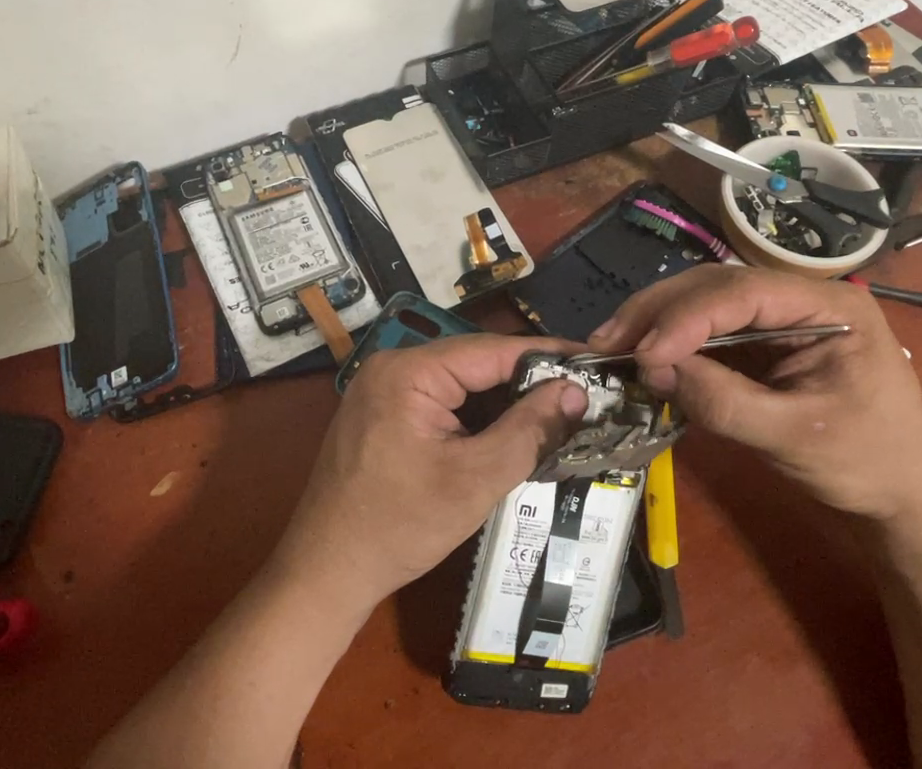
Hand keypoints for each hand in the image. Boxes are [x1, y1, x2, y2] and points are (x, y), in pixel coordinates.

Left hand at [269, 335, 587, 610]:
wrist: (326, 570)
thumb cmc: (399, 526)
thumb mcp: (475, 480)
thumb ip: (528, 430)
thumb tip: (575, 391)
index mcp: (408, 372)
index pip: (492, 350)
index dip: (548, 355)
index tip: (595, 362)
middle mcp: (392, 368)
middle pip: (475, 364)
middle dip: (528, 380)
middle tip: (583, 396)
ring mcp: (383, 390)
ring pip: (460, 384)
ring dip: (504, 401)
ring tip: (558, 415)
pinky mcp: (382, 414)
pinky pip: (440, 401)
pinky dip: (476, 416)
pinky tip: (510, 433)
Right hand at [589, 266, 921, 523]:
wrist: (904, 502)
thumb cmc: (868, 466)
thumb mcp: (794, 436)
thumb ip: (722, 400)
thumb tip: (651, 371)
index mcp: (829, 307)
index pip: (743, 294)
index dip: (686, 317)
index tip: (643, 354)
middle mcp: (801, 300)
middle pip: (715, 287)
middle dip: (659, 312)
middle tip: (607, 341)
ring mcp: (781, 322)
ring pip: (704, 303)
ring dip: (657, 323)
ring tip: (614, 347)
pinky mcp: (763, 347)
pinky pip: (708, 333)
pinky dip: (672, 344)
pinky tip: (643, 357)